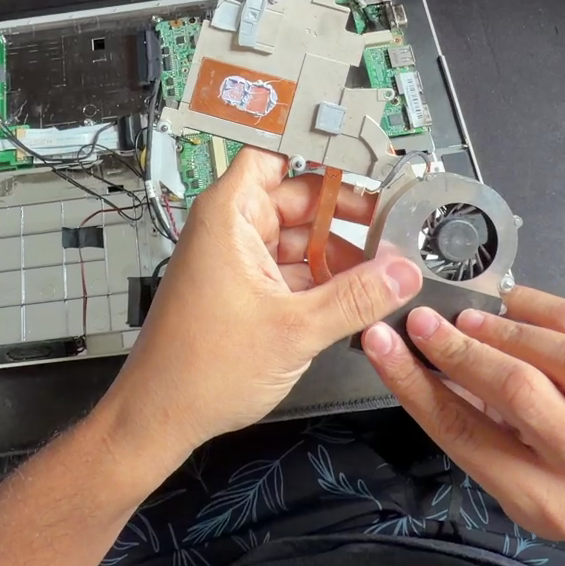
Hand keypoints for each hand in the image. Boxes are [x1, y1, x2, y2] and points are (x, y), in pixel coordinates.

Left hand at [102, 147, 423, 461]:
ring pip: (295, 235)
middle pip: (295, 196)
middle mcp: (230, 226)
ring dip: (335, 249)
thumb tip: (402, 272)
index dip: (315, 151)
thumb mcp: (295, 329)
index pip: (273, 155)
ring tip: (384, 264)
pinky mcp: (242, 286)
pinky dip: (319, 276)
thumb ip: (356, 298)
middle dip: (342, 209)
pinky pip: (287, 266)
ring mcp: (236, 257)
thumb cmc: (204, 365)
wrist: (162, 414)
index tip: (363, 156)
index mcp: (229, 213)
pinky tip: (357, 293)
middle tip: (391, 220)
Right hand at [360, 286, 564, 544]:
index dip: (414, 381)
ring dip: (507, 330)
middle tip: (422, 320)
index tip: (381, 339)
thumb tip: (394, 343)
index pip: (464, 432)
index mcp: (539, 496)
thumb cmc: (537, 472)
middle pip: (522, 394)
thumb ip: (447, 407)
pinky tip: (503, 303)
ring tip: (469, 317)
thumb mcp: (489, 462)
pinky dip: (536, 305)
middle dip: (463, 349)